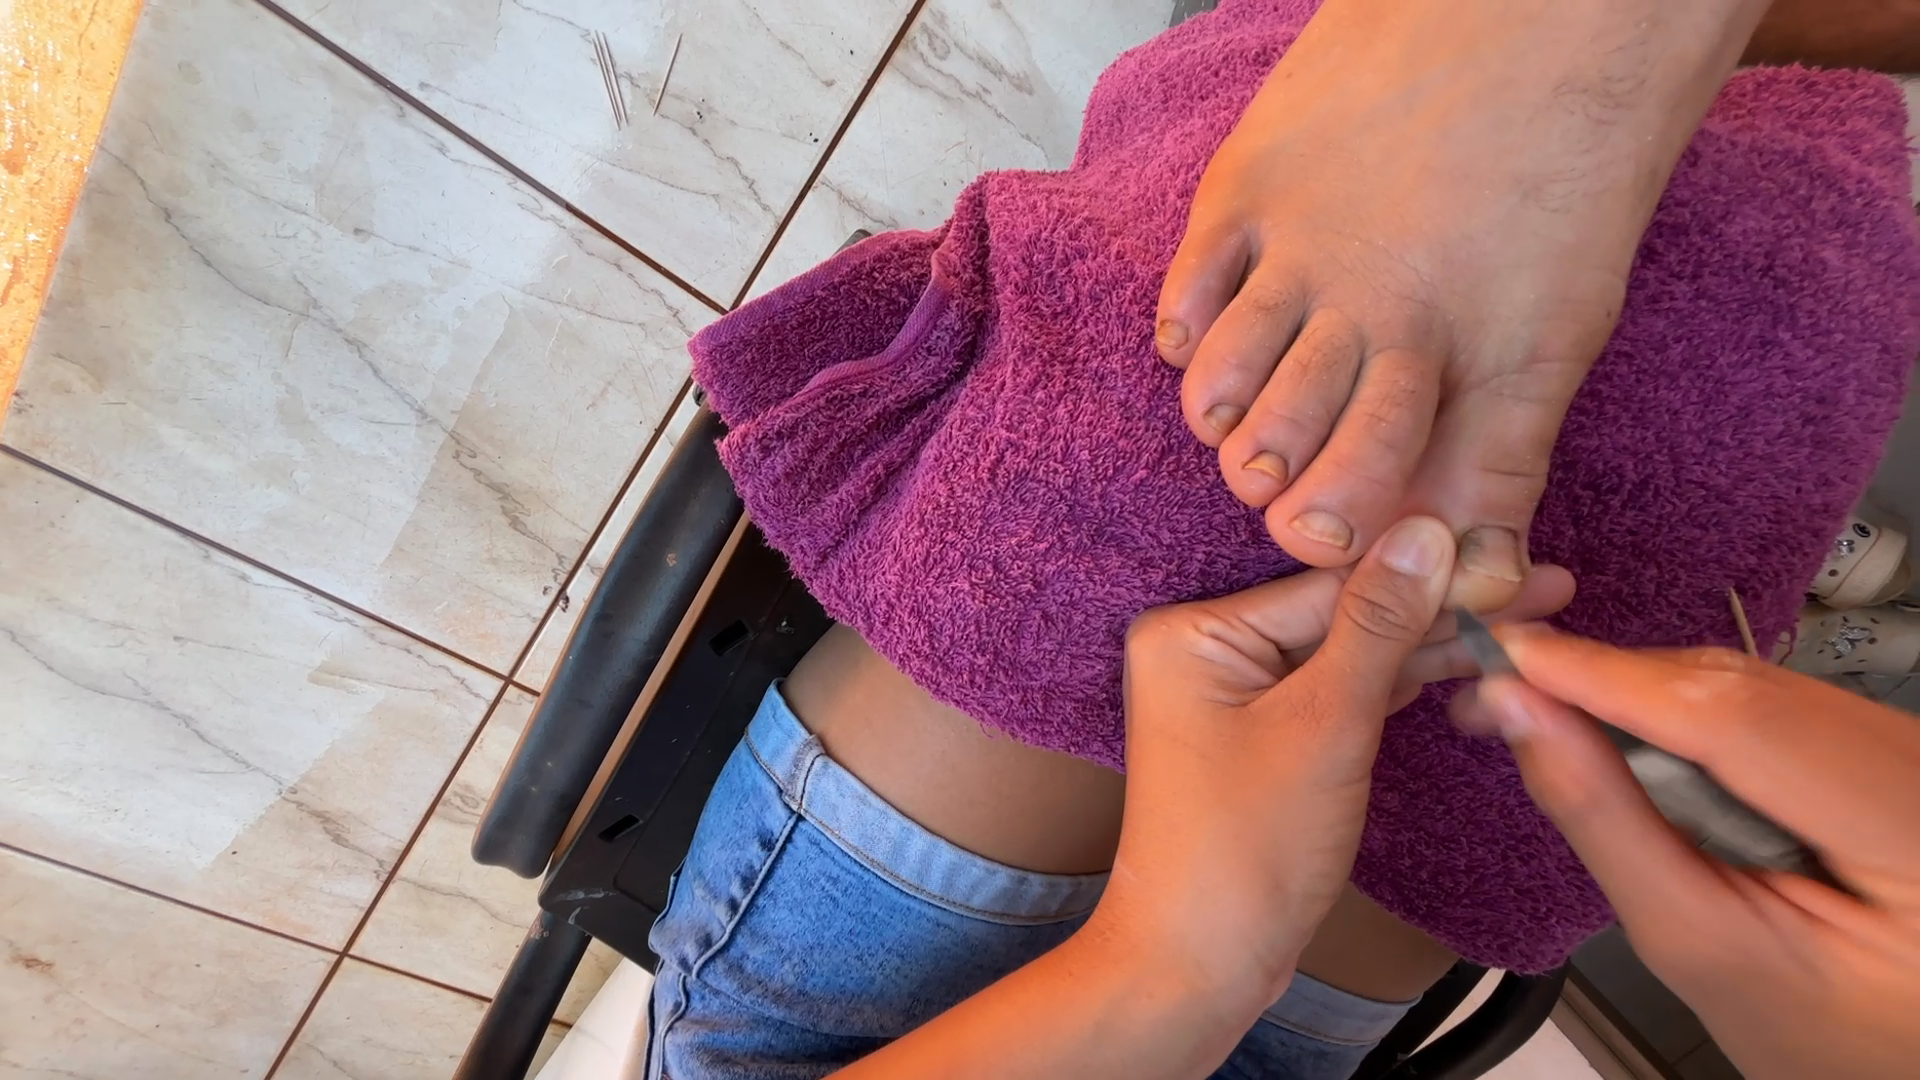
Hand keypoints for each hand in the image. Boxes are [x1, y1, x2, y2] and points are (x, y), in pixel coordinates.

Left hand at [1086, 517, 1573, 1015]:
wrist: (1203, 952)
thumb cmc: (1246, 844)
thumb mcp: (1323, 724)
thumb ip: (1376, 626)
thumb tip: (1424, 535)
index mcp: (1188, 631)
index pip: (1322, 586)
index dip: (1423, 572)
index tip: (1508, 556)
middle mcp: (1197, 647)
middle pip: (1331, 615)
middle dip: (1431, 609)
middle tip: (1536, 587)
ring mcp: (1224, 687)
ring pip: (1337, 653)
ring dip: (1421, 646)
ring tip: (1519, 621)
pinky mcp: (1254, 724)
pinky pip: (1326, 689)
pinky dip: (1388, 684)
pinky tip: (1458, 659)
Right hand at [1156, 0, 1767, 610]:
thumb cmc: (1562, 169)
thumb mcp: (1559, 329)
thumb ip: (1502, 457)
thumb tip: (1477, 572)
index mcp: (1449, 345)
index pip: (1364, 483)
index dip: (1333, 531)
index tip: (1322, 539)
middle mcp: (1362, 302)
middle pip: (1273, 445)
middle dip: (1267, 484)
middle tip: (1269, 479)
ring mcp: (1292, 241)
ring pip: (1217, 380)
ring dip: (1220, 418)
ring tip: (1235, 415)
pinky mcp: (1243, 188)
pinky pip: (1183, 294)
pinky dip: (1184, 335)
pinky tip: (1206, 338)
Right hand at [1467, 628, 1919, 1079]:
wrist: (1902, 1052)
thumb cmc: (1806, 1026)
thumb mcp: (1689, 935)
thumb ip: (1598, 812)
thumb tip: (1510, 703)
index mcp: (1913, 836)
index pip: (1739, 721)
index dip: (1607, 674)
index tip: (1499, 652)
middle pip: (1740, 690)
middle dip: (1604, 677)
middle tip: (1495, 689)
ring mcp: (1915, 755)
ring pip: (1747, 683)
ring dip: (1628, 686)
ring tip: (1538, 704)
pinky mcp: (1887, 750)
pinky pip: (1764, 698)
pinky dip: (1671, 701)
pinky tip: (1616, 721)